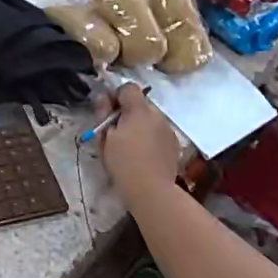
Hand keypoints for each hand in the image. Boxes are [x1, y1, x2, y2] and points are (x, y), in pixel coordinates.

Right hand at [100, 86, 179, 203]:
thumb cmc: (123, 163)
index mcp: (139, 110)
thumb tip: (104, 98)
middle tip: (116, 132)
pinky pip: (158, 132)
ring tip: (131, 145)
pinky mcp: (174, 143)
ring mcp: (168, 129)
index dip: (116, 96)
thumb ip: (103, 113)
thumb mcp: (104, 138)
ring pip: (150, 118)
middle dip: (128, 112)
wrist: (151, 189)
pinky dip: (150, 136)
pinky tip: (144, 154)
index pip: (128, 88)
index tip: (108, 113)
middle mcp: (157, 114)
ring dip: (139, 124)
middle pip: (140, 103)